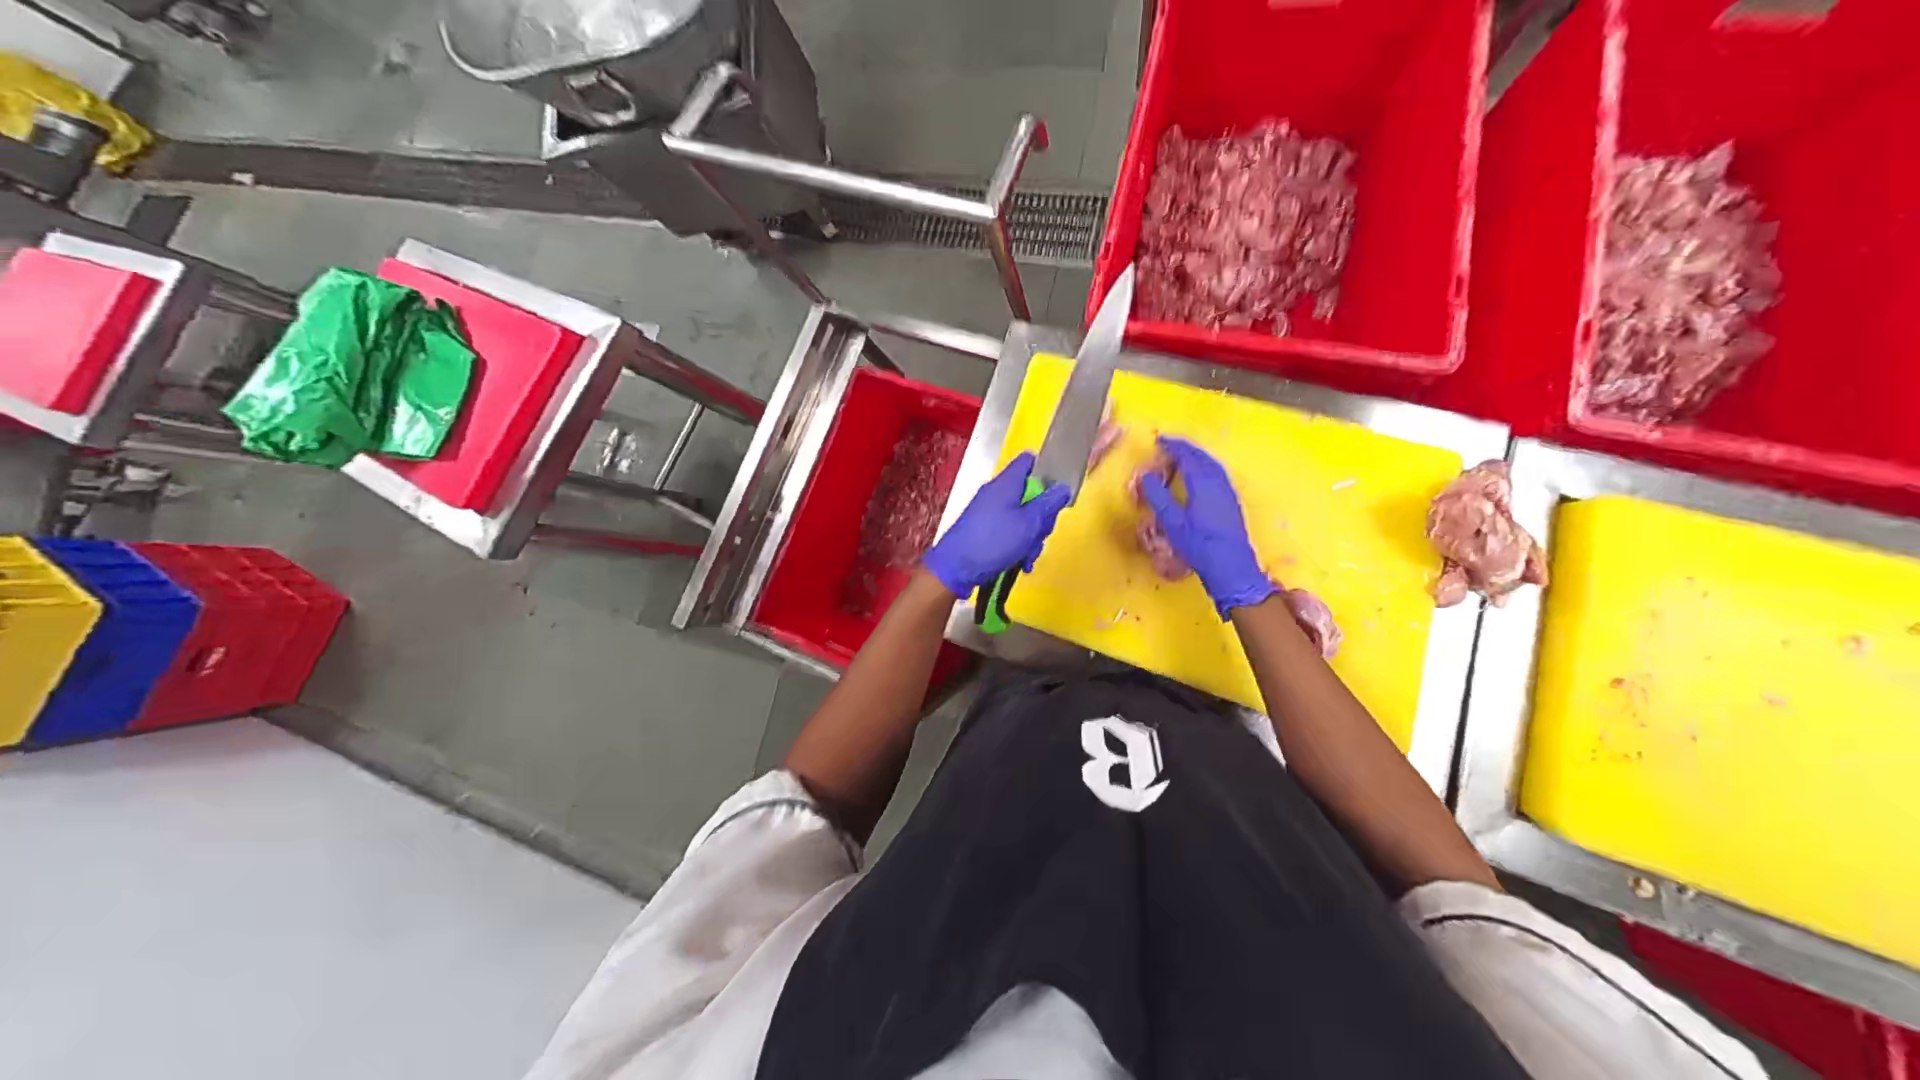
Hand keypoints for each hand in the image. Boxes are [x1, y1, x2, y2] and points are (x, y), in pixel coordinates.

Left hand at [923, 452, 1071, 596]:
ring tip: (1029, 555)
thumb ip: (1048, 504)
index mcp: (1006, 483)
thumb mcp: (1029, 523)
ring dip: (1031, 536)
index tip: (1057, 492)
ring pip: (1022, 516)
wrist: (954, 568)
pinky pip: (1010, 531)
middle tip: (1041, 532)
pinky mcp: (984, 530)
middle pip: (1030, 493)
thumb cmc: (994, 541)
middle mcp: (997, 493)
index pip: (1029, 461)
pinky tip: (1022, 563)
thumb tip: (1063, 487)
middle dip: (1041, 516)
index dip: (1046, 471)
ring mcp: (989, 512)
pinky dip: (1018, 545)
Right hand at [1138, 436, 1276, 618]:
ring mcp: (1228, 491)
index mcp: (1203, 483)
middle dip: (1186, 448)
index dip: (1174, 446)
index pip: (1188, 456)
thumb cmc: (1199, 545)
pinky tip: (1200, 475)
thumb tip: (1146, 476)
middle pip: (1202, 457)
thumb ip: (1158, 497)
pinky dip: (1205, 466)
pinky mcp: (1231, 502)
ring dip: (1197, 456)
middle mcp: (1218, 482)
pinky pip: (1217, 473)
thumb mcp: (1172, 522)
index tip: (1160, 440)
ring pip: (1212, 464)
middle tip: (1170, 444)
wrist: (1232, 566)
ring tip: (1183, 456)